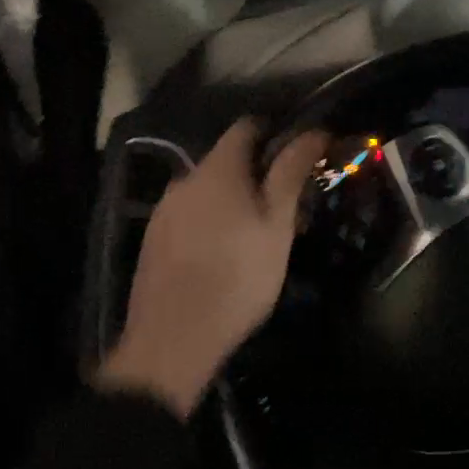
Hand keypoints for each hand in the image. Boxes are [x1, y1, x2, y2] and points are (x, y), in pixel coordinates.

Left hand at [95, 120, 328, 417]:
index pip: (247, 127)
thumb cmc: (238, 275)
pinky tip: (230, 254)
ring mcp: (164, 213)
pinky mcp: (154, 242)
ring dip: (238, 200)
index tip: (305, 153)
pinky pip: (193, 216)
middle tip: (292, 204)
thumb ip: (292, 172)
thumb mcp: (278, 223)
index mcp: (216, 170)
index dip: (279, 131)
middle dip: (261, 173)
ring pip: (210, 191)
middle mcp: (184, 181)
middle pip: (228, 160)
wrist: (173, 341)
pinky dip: (215, 222)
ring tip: (264, 233)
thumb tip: (314, 131)